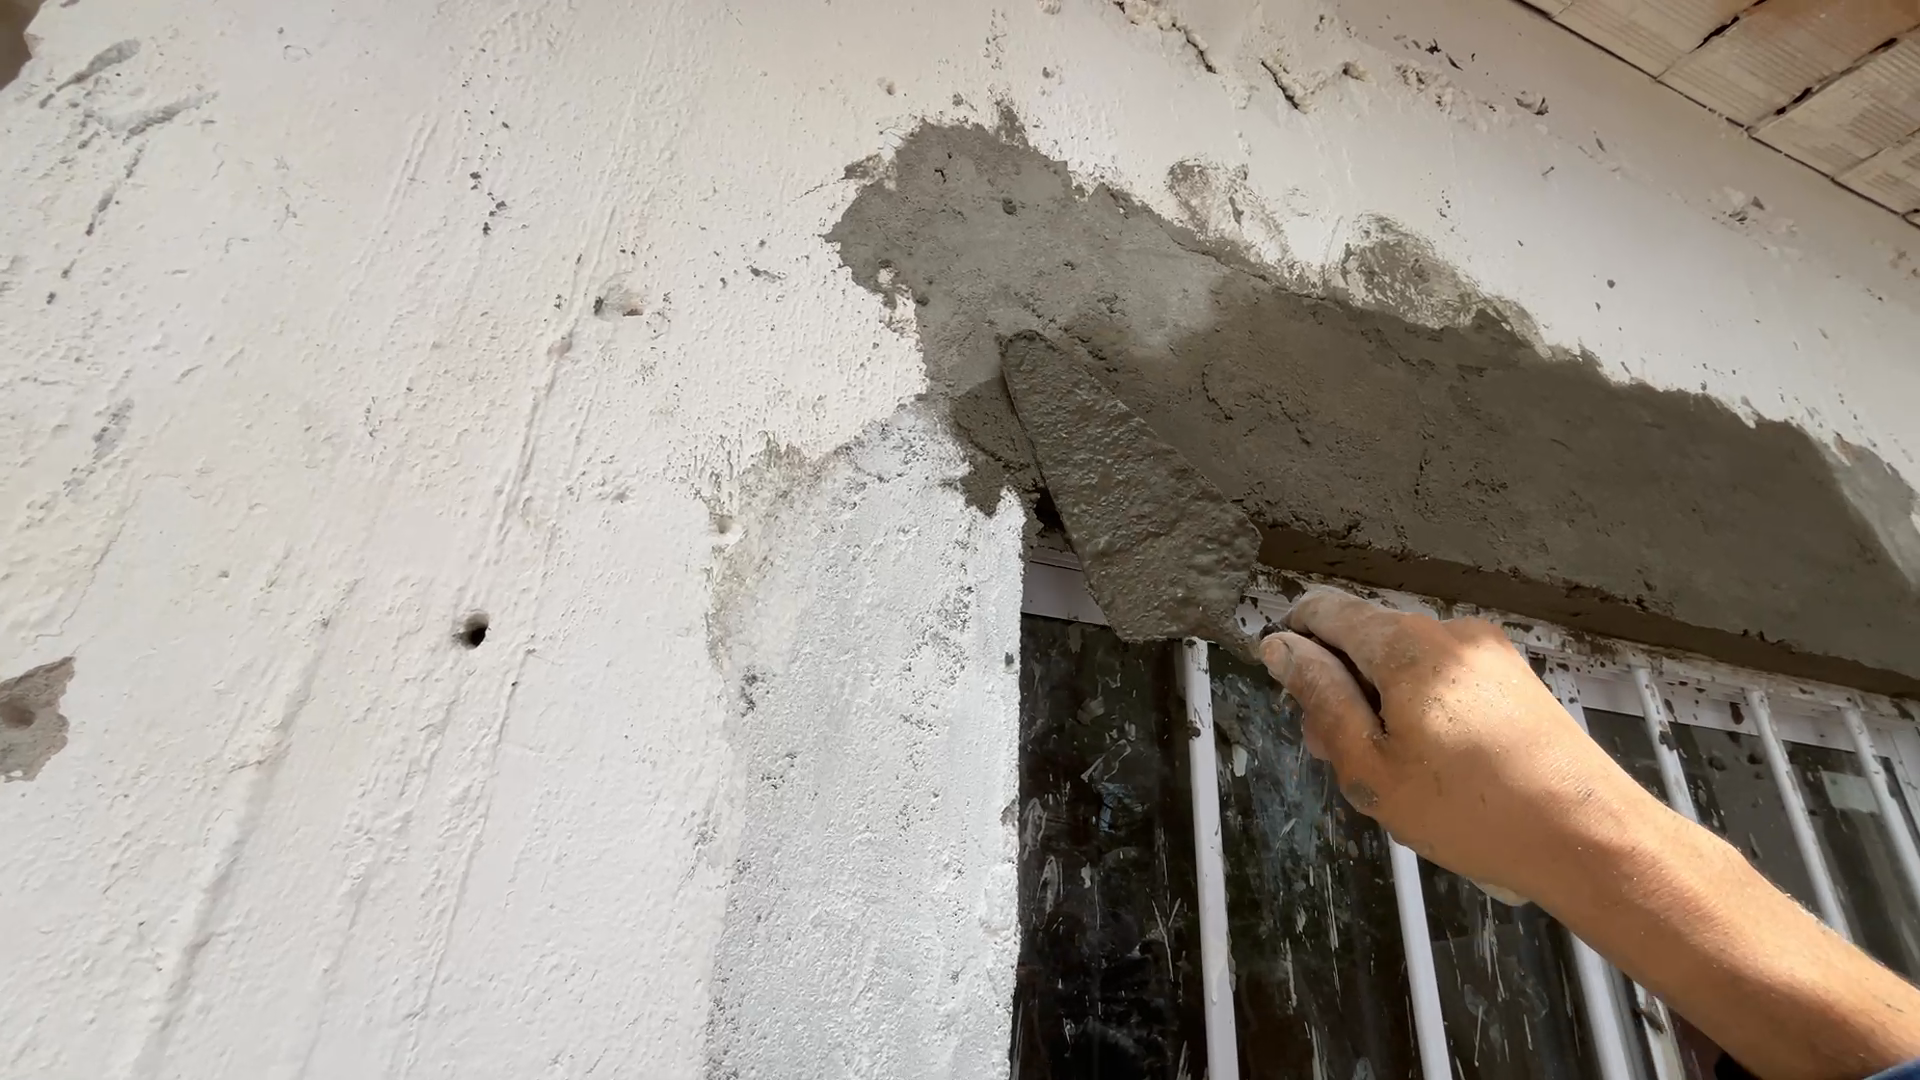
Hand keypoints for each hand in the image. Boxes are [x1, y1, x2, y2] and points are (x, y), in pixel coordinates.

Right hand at [1260, 587, 1660, 906]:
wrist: (1599, 845)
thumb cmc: (1469, 811)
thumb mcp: (1369, 763)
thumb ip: (1318, 695)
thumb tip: (1278, 645)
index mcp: (1406, 644)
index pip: (1323, 608)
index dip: (1293, 642)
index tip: (1292, 695)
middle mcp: (1447, 630)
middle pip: (1361, 637)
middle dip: (1337, 684)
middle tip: (1337, 754)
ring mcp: (1487, 651)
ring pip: (1399, 659)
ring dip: (1375, 699)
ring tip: (1388, 766)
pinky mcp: (1512, 676)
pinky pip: (1438, 674)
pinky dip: (1415, 704)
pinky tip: (1431, 759)